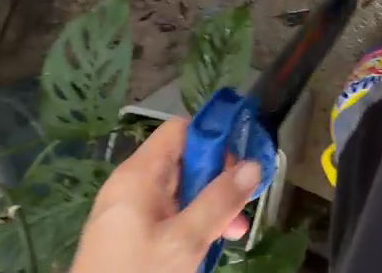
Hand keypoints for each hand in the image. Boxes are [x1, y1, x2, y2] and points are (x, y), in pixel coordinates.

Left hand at [70, 118, 259, 272]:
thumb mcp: (184, 241)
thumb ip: (219, 201)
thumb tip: (254, 164)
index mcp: (138, 174)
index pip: (179, 130)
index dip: (212, 139)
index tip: (239, 166)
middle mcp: (130, 186)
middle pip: (182, 163)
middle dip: (216, 181)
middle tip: (242, 210)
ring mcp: (127, 214)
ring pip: (177, 195)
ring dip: (207, 208)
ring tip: (232, 235)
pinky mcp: (127, 240)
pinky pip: (165, 218)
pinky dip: (189, 226)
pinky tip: (204, 249)